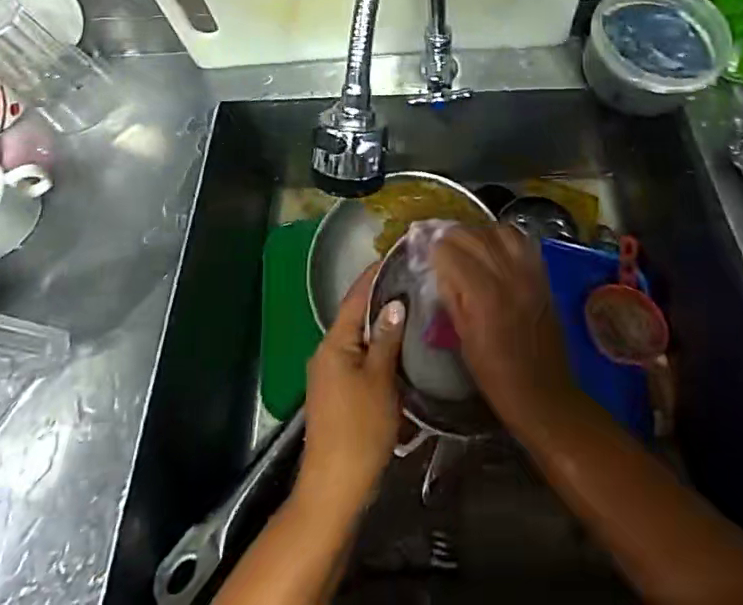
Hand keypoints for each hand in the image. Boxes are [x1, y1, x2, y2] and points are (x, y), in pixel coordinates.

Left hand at [297, 264, 406, 510]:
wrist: (335, 487)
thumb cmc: (359, 429)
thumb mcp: (379, 379)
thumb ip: (386, 339)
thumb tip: (396, 302)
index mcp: (333, 344)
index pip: (354, 298)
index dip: (374, 275)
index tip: (397, 254)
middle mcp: (327, 354)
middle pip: (356, 316)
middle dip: (382, 298)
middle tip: (414, 280)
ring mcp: (332, 375)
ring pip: (360, 338)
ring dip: (383, 324)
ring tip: (414, 308)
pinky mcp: (340, 393)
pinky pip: (361, 358)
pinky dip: (380, 347)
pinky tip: (402, 347)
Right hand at [431, 224, 582, 431]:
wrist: (542, 391)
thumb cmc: (496, 374)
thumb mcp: (463, 338)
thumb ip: (452, 297)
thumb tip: (440, 270)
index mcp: (485, 294)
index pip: (452, 253)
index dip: (435, 249)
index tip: (425, 251)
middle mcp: (509, 275)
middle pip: (476, 237)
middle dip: (452, 235)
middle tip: (439, 242)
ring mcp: (530, 272)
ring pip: (501, 232)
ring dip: (480, 233)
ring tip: (467, 243)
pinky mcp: (543, 275)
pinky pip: (523, 242)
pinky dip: (504, 238)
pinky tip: (494, 248)